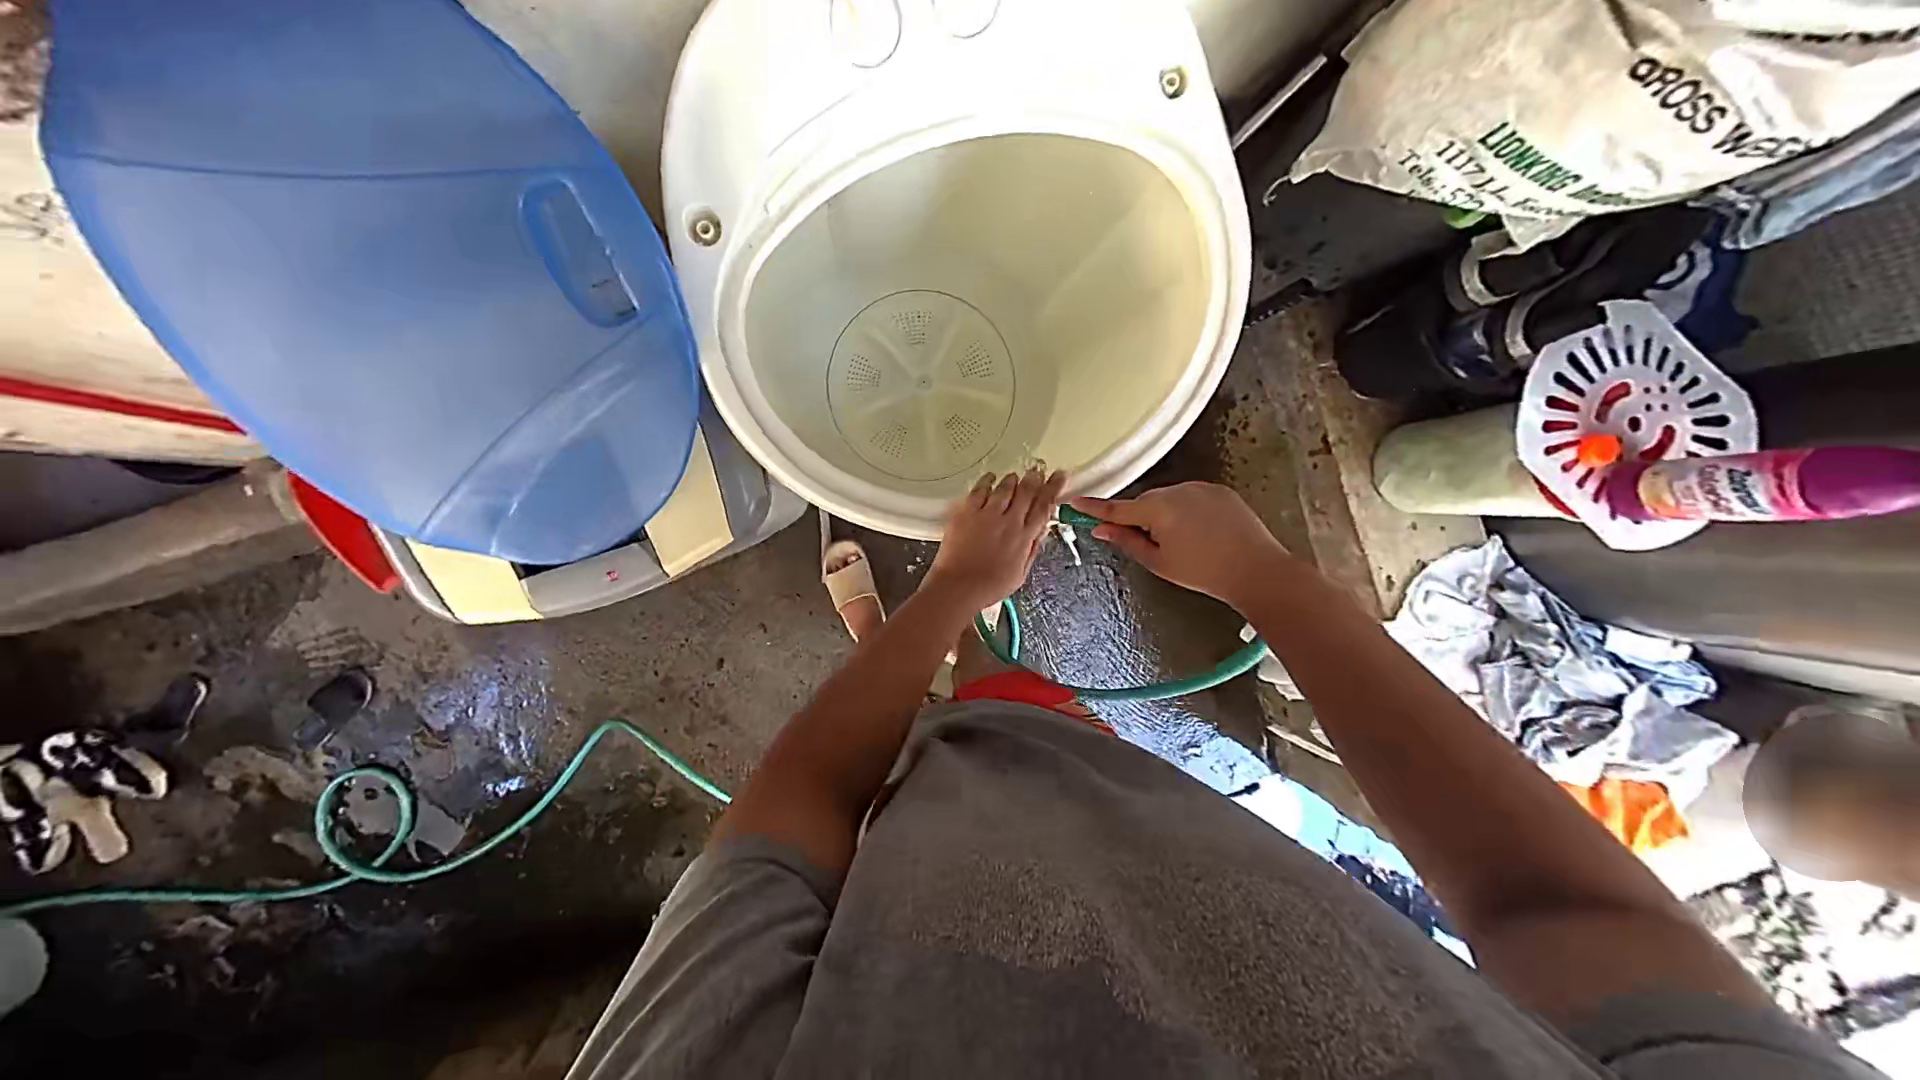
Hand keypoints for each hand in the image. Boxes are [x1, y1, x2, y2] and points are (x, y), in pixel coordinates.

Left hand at [926, 469, 1066, 611]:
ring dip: (1013, 479)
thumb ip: (1031, 551)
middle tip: (1038, 470)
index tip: (1057, 478)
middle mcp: (1008, 523)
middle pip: (1027, 491)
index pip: (1044, 506)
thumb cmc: (985, 586)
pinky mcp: (967, 513)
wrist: (958, 587)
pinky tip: (990, 478)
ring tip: (1015, 476)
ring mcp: (987, 515)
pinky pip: (980, 489)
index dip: (1053, 488)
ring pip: (1006, 488)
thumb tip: (1040, 534)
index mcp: (1024, 538)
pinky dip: (988, 481)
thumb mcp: (1019, 574)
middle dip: (1035, 478)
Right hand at [1069, 482, 1298, 610]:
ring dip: (1165, 515)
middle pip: (1144, 502)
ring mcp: (1200, 488)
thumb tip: (1103, 530)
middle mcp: (1178, 490)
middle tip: (1153, 546)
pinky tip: (1201, 534)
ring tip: (1185, 544)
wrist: (1255, 569)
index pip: (1117, 507)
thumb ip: (1126, 541)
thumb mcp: (1158, 562)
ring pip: (1168, 499)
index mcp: (1158, 509)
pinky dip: (1187, 512)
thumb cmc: (1206, 571)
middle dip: (1141, 519)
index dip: (1094, 507)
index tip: (1076, 503)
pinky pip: (1191, 497)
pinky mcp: (1219, 490)